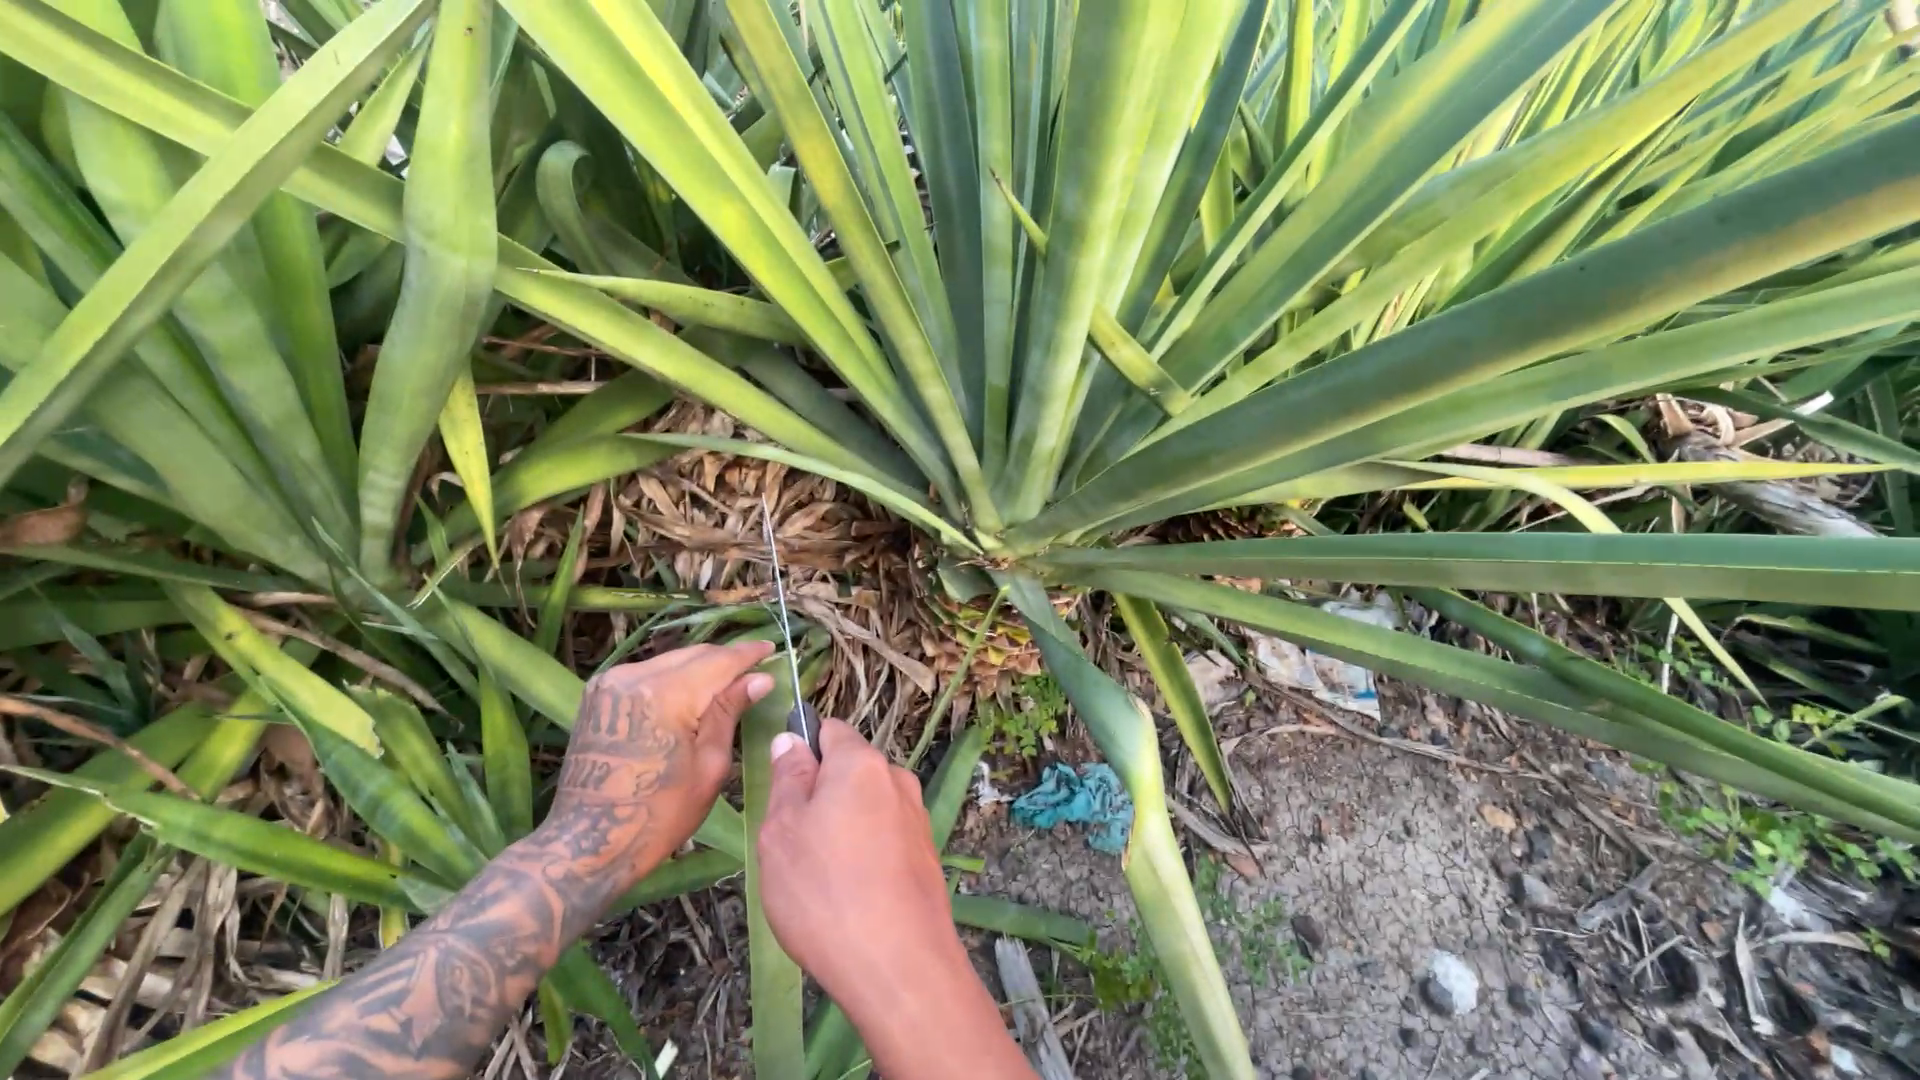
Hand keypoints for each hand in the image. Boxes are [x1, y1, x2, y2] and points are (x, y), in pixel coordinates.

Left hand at [546, 642, 773, 890]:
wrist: (589, 842)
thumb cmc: (660, 814)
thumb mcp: (709, 765)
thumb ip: (730, 712)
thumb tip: (760, 678)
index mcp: (666, 695)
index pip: (718, 661)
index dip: (748, 654)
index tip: (771, 647)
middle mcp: (635, 677)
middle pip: (693, 655)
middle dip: (725, 660)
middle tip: (755, 668)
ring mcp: (611, 683)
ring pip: (671, 661)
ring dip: (699, 668)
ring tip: (726, 683)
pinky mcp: (598, 694)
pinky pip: (648, 673)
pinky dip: (673, 678)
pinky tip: (690, 694)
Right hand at [755, 720, 959, 1008]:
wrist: (899, 965)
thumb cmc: (825, 892)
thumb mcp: (782, 832)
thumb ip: (787, 779)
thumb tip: (790, 740)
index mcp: (862, 764)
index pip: (830, 730)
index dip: (802, 751)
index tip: (783, 790)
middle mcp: (897, 781)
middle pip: (850, 771)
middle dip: (821, 796)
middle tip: (793, 844)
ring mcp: (917, 820)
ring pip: (867, 808)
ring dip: (843, 829)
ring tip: (821, 880)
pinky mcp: (927, 857)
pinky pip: (886, 840)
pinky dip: (867, 856)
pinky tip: (851, 897)